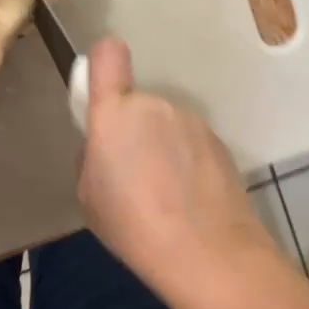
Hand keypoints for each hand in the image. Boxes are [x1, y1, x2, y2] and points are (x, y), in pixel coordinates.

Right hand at [77, 38, 286, 293]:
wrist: (206, 252)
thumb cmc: (132, 225)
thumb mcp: (89, 196)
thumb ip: (92, 157)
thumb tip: (106, 149)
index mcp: (114, 115)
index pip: (107, 56)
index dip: (101, 66)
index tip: (100, 94)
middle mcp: (155, 106)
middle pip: (135, 105)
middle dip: (131, 130)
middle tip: (130, 176)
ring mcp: (192, 122)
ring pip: (165, 125)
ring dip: (160, 147)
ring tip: (162, 194)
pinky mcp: (220, 143)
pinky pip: (190, 144)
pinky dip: (186, 163)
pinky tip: (188, 199)